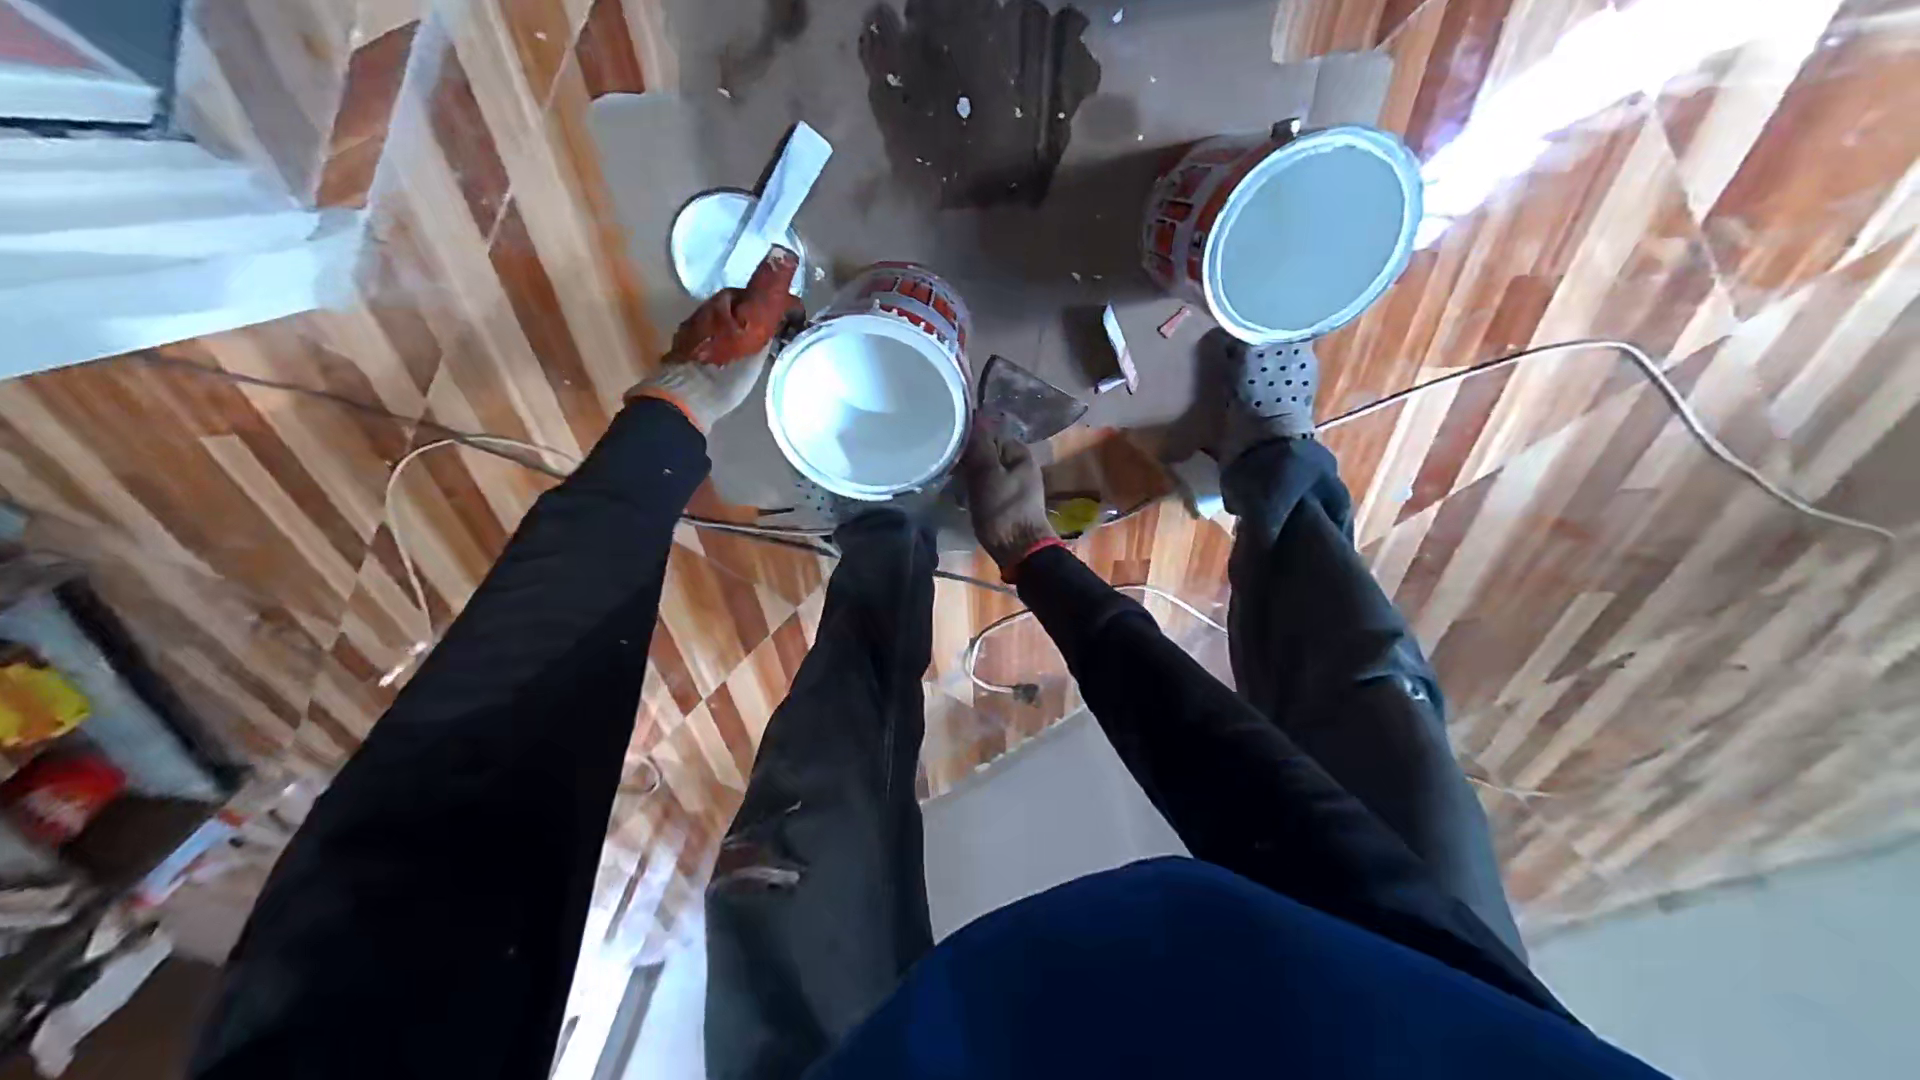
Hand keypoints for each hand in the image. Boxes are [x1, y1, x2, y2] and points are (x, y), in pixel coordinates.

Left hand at [628, 247, 804, 431]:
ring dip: (750, 334)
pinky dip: (736, 347)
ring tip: (766, 354)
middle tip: (784, 341)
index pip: (760, 292)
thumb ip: (770, 299)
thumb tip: (783, 258)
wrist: (688, 398)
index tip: (797, 326)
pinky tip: (743, 362)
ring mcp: (695, 332)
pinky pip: (721, 342)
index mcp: (724, 300)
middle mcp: (706, 310)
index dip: (782, 307)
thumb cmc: (726, 366)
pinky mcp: (690, 353)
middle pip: (745, 308)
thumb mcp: (755, 331)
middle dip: (765, 319)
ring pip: (732, 325)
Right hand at [961, 425, 1056, 572]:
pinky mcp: (1008, 502)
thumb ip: (980, 446)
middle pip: (987, 452)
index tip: (950, 446)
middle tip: (947, 466)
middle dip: (967, 458)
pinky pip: (987, 486)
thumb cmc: (1003, 510)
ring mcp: (1015, 484)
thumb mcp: (988, 475)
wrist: (1020, 550)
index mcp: (1020, 453)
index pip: (989, 432)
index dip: (969, 438)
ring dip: (968, 474)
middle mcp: (1020, 465)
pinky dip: (974, 488)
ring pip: (985, 470)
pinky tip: (961, 495)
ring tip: (950, 481)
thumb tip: (974, 417)